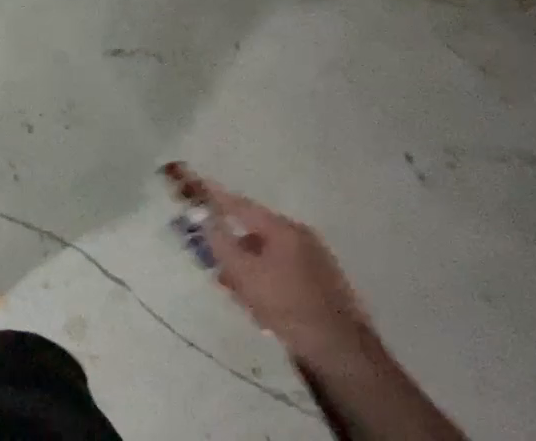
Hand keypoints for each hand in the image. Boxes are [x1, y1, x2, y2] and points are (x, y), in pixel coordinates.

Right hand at [200, 180, 371, 364]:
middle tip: (215, 263)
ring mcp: (318, 260)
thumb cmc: (284, 303)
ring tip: (238, 292)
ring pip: (269, 254)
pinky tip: (261, 303)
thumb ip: (218, 241)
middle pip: (255, 232)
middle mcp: (303, 237)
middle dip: (232, 246)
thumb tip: (203, 217)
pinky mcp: (326, 283)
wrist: (340, 350)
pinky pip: (285, 270)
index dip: (215, 197)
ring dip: (248, 266)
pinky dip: (267, 278)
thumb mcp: (241, 272)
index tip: (195, 185)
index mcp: (283, 229)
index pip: (240, 205)